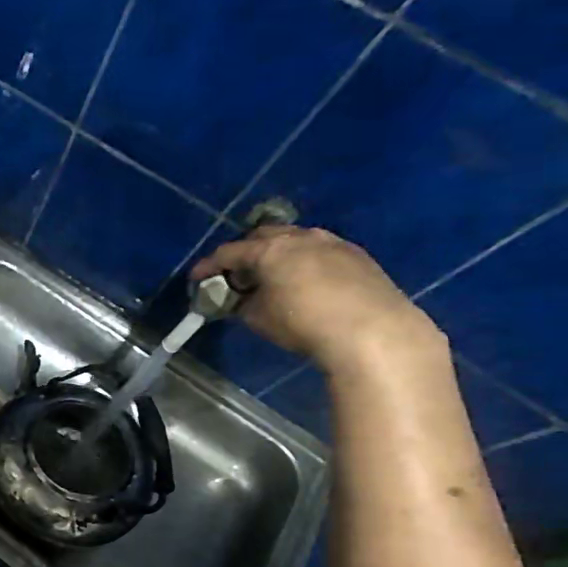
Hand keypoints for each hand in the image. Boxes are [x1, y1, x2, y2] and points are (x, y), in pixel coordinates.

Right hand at [191, 225, 441, 372]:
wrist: (371, 330)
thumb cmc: (304, 323)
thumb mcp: (260, 319)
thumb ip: (244, 304)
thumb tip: (241, 299)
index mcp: (271, 249)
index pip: (230, 252)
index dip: (209, 266)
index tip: (196, 278)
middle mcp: (301, 237)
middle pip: (263, 236)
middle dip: (245, 252)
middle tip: (234, 274)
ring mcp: (332, 242)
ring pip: (294, 240)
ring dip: (276, 253)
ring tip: (269, 276)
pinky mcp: (356, 255)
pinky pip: (318, 250)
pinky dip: (301, 260)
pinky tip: (303, 281)